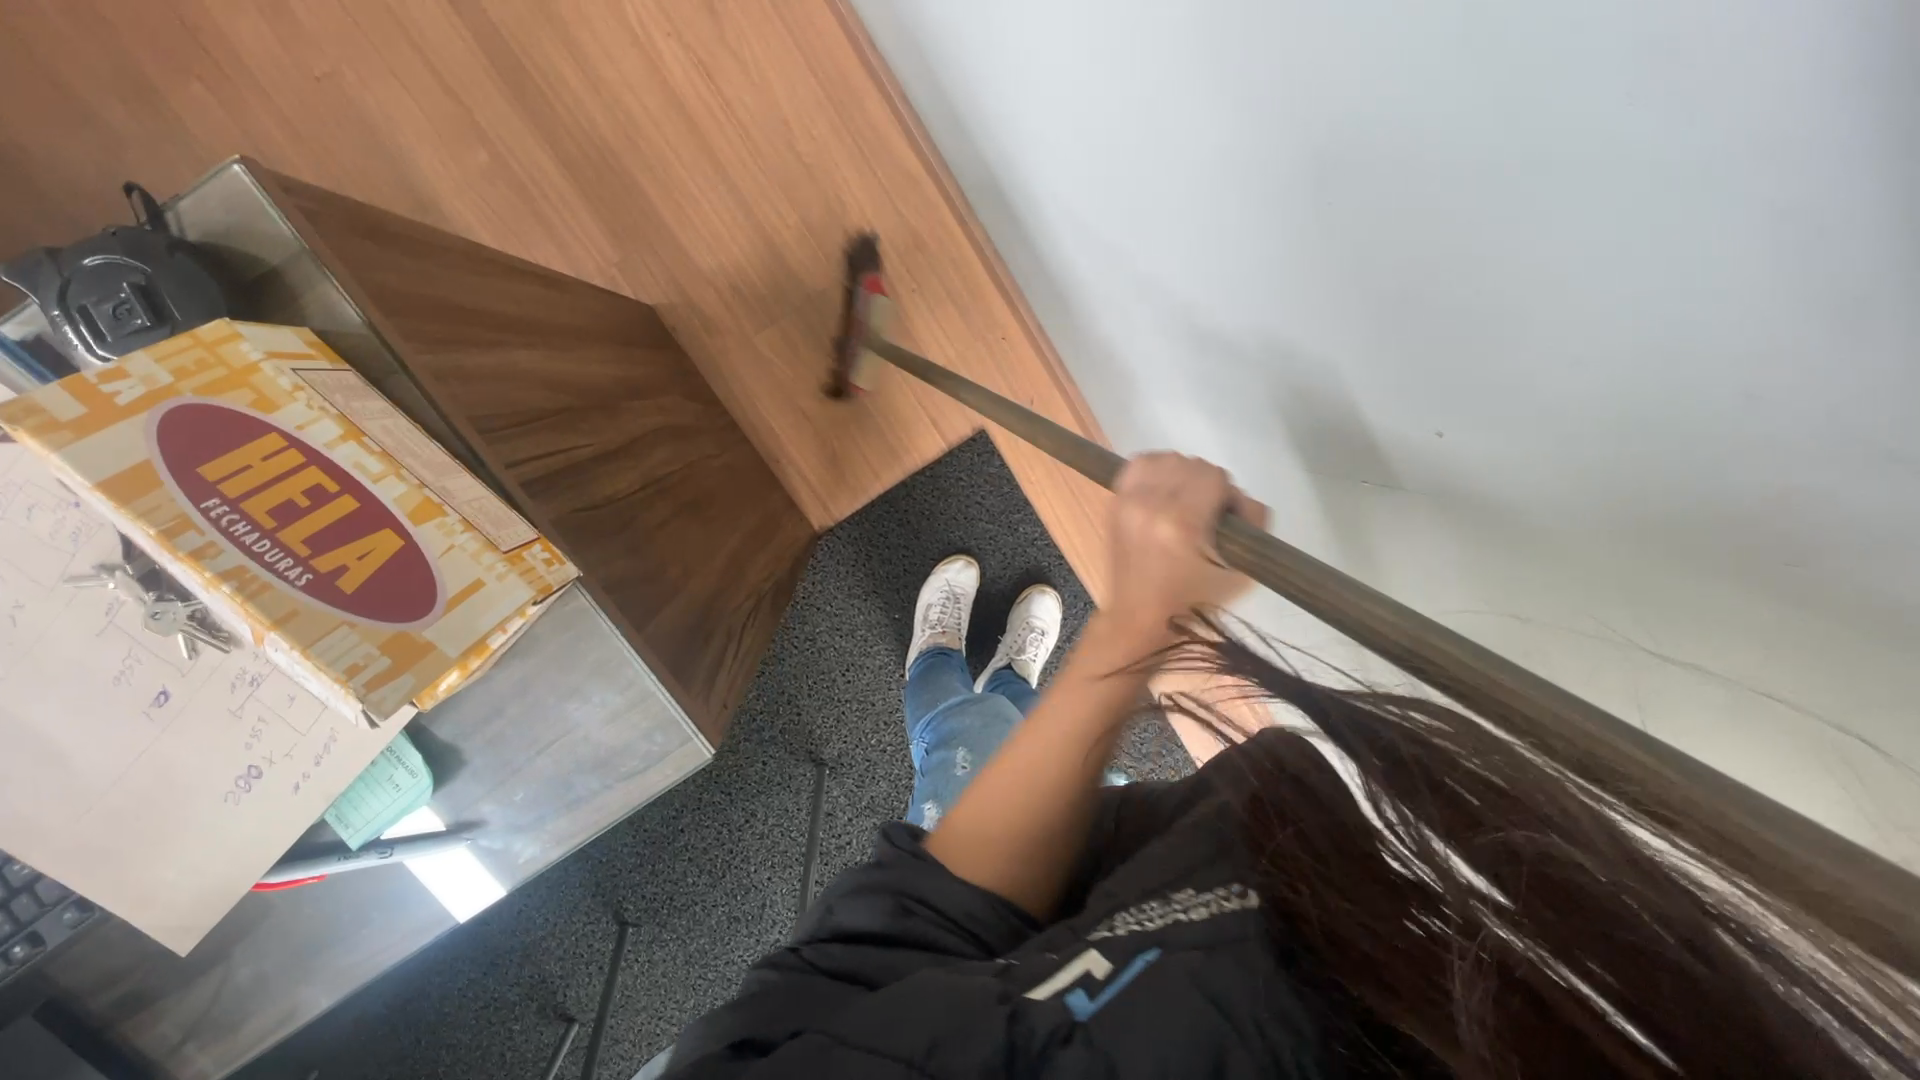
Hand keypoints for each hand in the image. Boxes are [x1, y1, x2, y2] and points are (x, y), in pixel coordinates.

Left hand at [1103, 452, 1266, 644]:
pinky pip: (1138, 464)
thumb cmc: (1192, 601)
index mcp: (1180, 522)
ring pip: (1166, 459)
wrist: (1137, 616)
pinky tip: (1164, 490)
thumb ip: (1253, 523)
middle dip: (1207, 485)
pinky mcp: (1114, 502)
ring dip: (1182, 475)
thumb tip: (1240, 499)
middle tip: (1208, 514)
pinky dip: (1155, 470)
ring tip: (1185, 501)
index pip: (1214, 476)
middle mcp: (1149, 505)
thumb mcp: (1239, 570)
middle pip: (1191, 464)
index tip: (1228, 519)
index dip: (1229, 495)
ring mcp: (1127, 501)